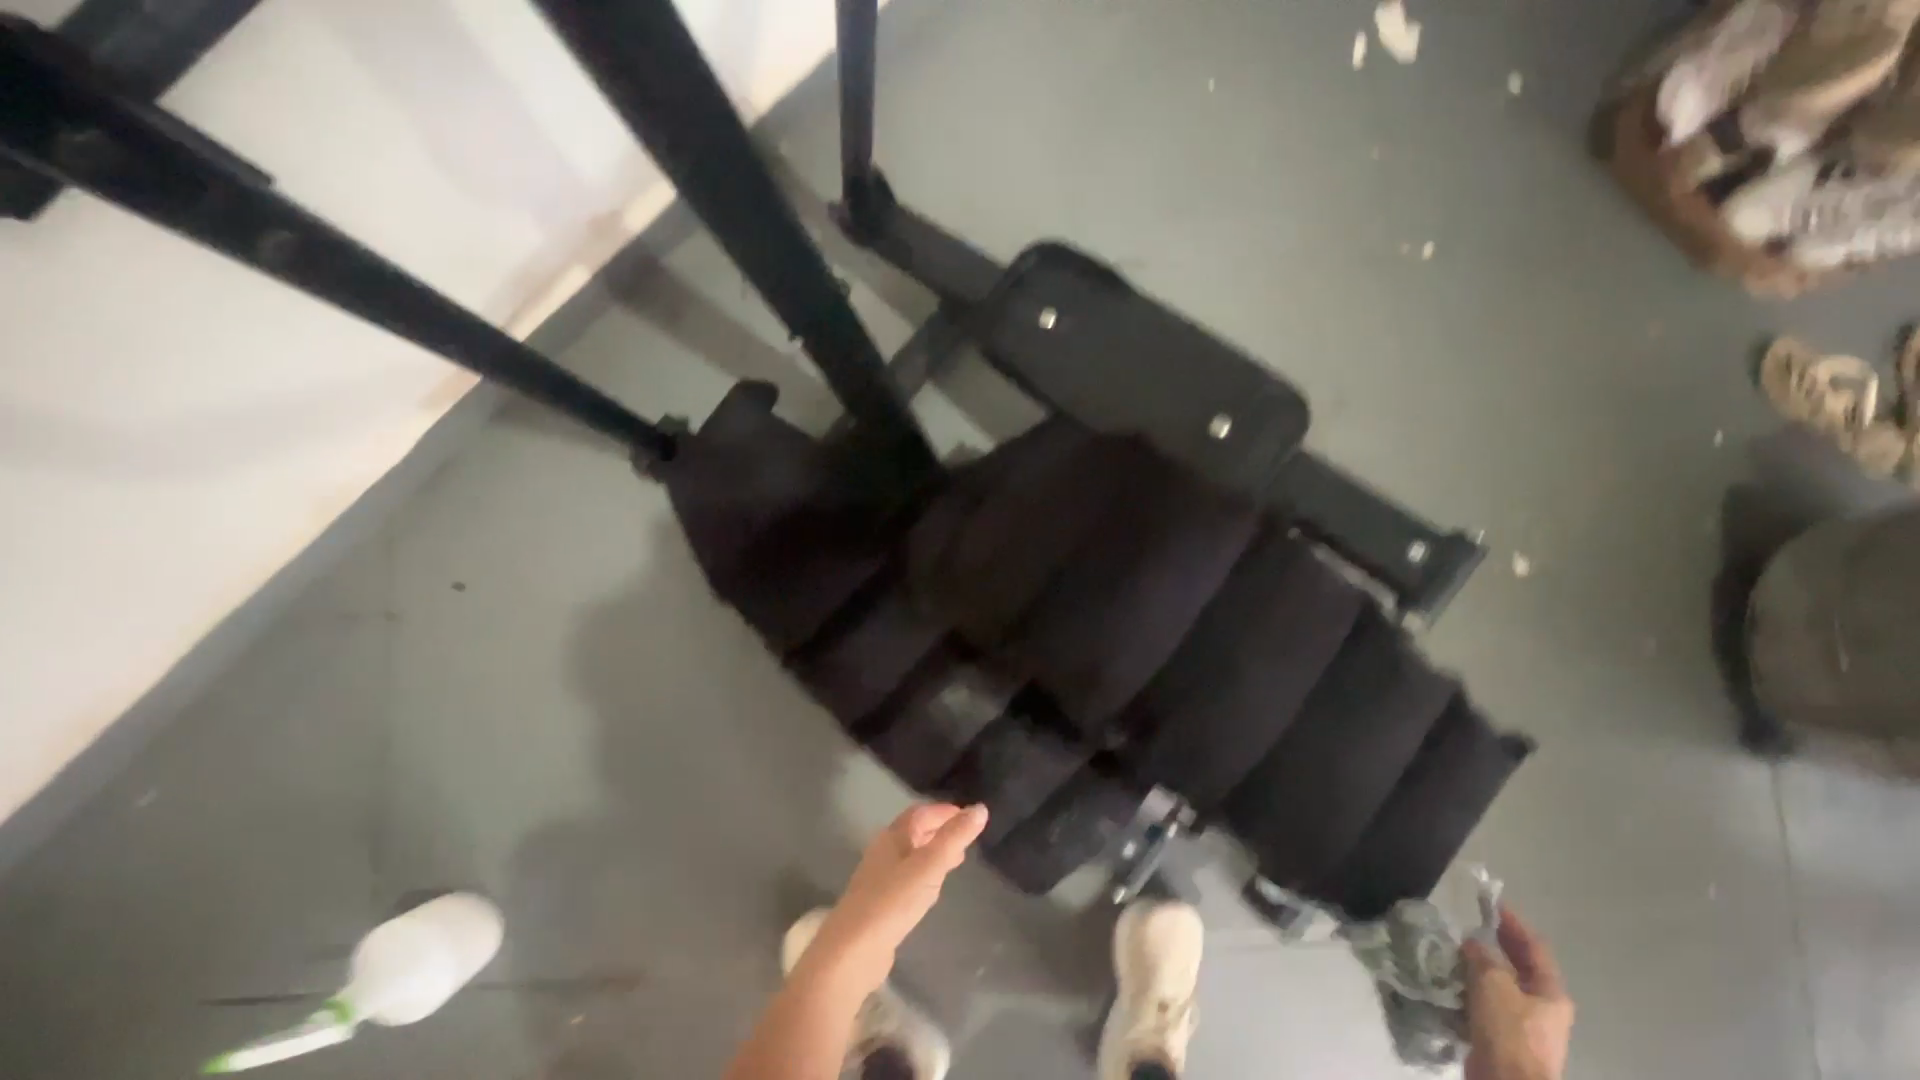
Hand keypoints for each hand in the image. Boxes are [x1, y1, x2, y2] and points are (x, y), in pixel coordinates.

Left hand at [802, 803, 989, 995]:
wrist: (853, 950)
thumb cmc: (893, 901)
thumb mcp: (930, 866)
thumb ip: (954, 838)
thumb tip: (980, 808)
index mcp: (893, 837)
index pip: (921, 813)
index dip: (945, 811)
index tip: (970, 817)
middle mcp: (883, 851)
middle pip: (914, 832)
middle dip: (940, 830)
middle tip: (966, 838)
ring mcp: (879, 878)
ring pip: (910, 855)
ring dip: (932, 852)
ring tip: (955, 860)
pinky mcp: (879, 903)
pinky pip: (906, 878)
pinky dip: (924, 874)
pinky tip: (931, 890)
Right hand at [1462, 905, 1574, 1079]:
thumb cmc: (1508, 1031)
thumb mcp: (1493, 984)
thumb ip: (1483, 956)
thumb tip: (1474, 944)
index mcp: (1550, 992)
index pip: (1534, 946)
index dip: (1514, 922)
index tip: (1492, 902)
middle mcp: (1544, 1007)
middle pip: (1521, 967)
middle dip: (1497, 944)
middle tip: (1471, 924)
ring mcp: (1527, 1026)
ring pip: (1503, 987)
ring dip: (1481, 968)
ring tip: (1454, 952)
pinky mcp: (1506, 1040)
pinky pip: (1489, 1006)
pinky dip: (1472, 991)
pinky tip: (1453, 984)